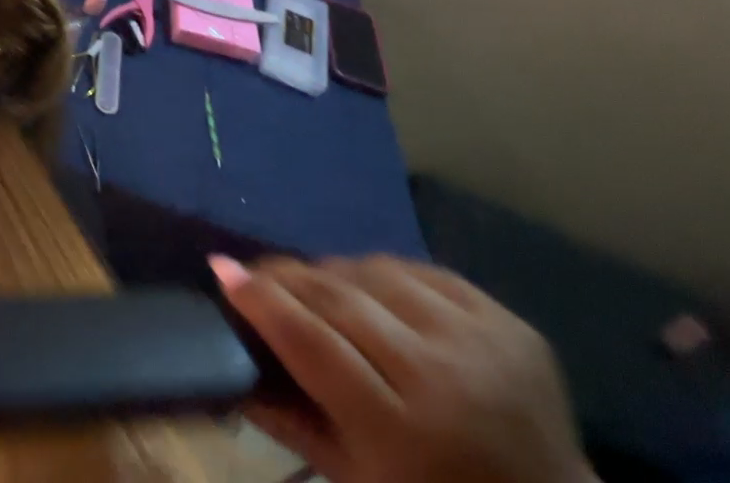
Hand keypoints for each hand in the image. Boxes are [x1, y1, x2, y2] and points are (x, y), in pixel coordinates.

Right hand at [211, 254, 594, 482]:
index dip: (259, 299)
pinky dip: (383, 275)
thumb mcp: (349, 474)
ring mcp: (482, 343)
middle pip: (339, 298)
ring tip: (315, 288)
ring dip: (332, 273)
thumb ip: (282, 416)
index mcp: (400, 429)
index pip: (310, 340)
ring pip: (376, 273)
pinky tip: (369, 291)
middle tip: (254, 272)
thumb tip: (223, 355)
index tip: (220, 267)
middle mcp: (443, 377)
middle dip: (285, 276)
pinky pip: (423, 271)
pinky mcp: (509, 322)